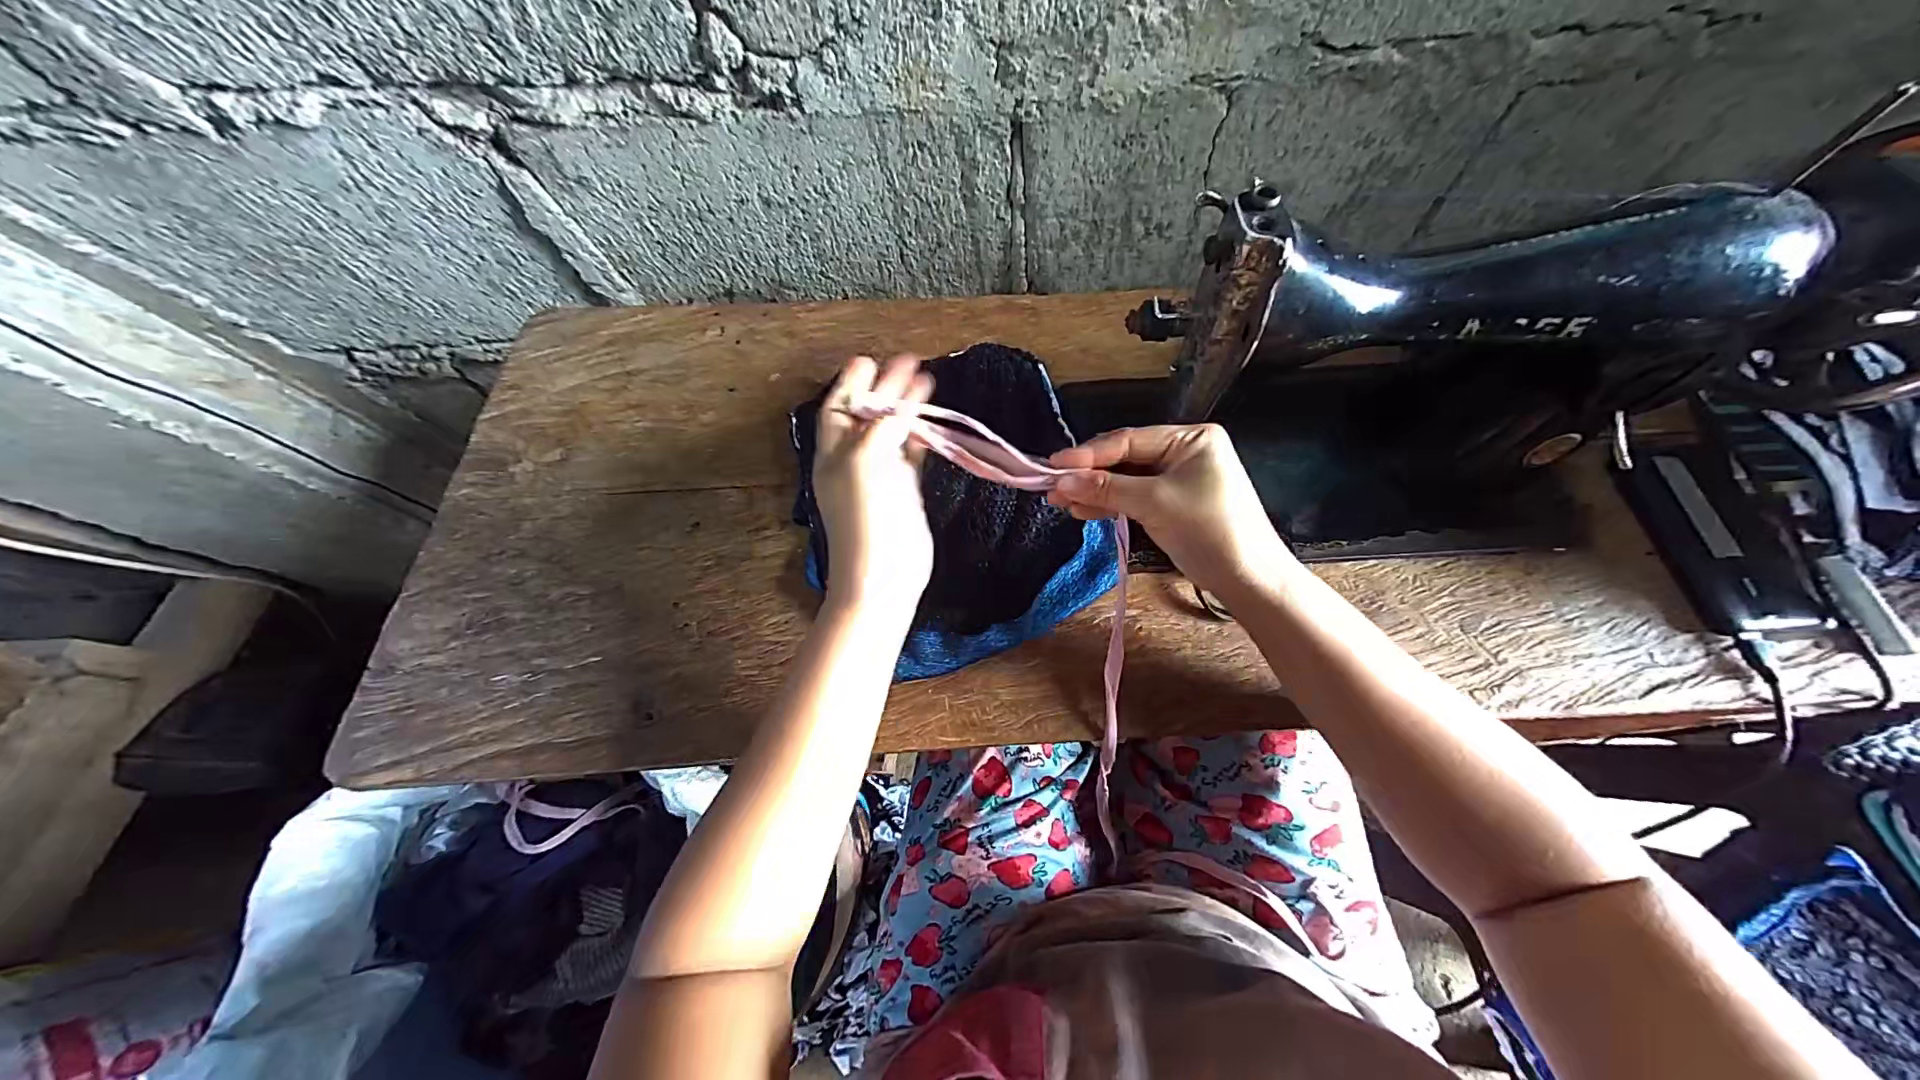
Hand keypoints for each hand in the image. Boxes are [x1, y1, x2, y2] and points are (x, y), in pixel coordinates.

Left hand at [814, 355, 935, 616]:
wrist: (884, 574)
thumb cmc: (866, 517)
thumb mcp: (865, 461)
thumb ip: (882, 426)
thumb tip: (900, 404)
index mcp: (834, 453)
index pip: (839, 408)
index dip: (852, 383)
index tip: (869, 360)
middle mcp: (855, 460)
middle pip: (870, 415)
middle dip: (887, 387)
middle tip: (909, 362)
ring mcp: (882, 476)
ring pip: (894, 433)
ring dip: (909, 408)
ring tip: (928, 381)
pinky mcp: (906, 492)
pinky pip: (913, 455)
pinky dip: (923, 436)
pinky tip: (933, 421)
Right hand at [1046, 424, 1296, 599]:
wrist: (1248, 578)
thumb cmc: (1209, 531)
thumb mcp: (1154, 503)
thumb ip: (1106, 488)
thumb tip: (1061, 480)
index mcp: (1191, 438)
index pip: (1128, 440)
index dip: (1088, 454)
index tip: (1053, 465)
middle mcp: (1184, 451)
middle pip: (1124, 458)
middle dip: (1088, 474)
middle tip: (1051, 486)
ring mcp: (1178, 477)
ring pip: (1125, 479)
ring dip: (1094, 491)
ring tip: (1060, 501)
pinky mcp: (1171, 502)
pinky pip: (1133, 496)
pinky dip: (1109, 504)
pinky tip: (1083, 510)